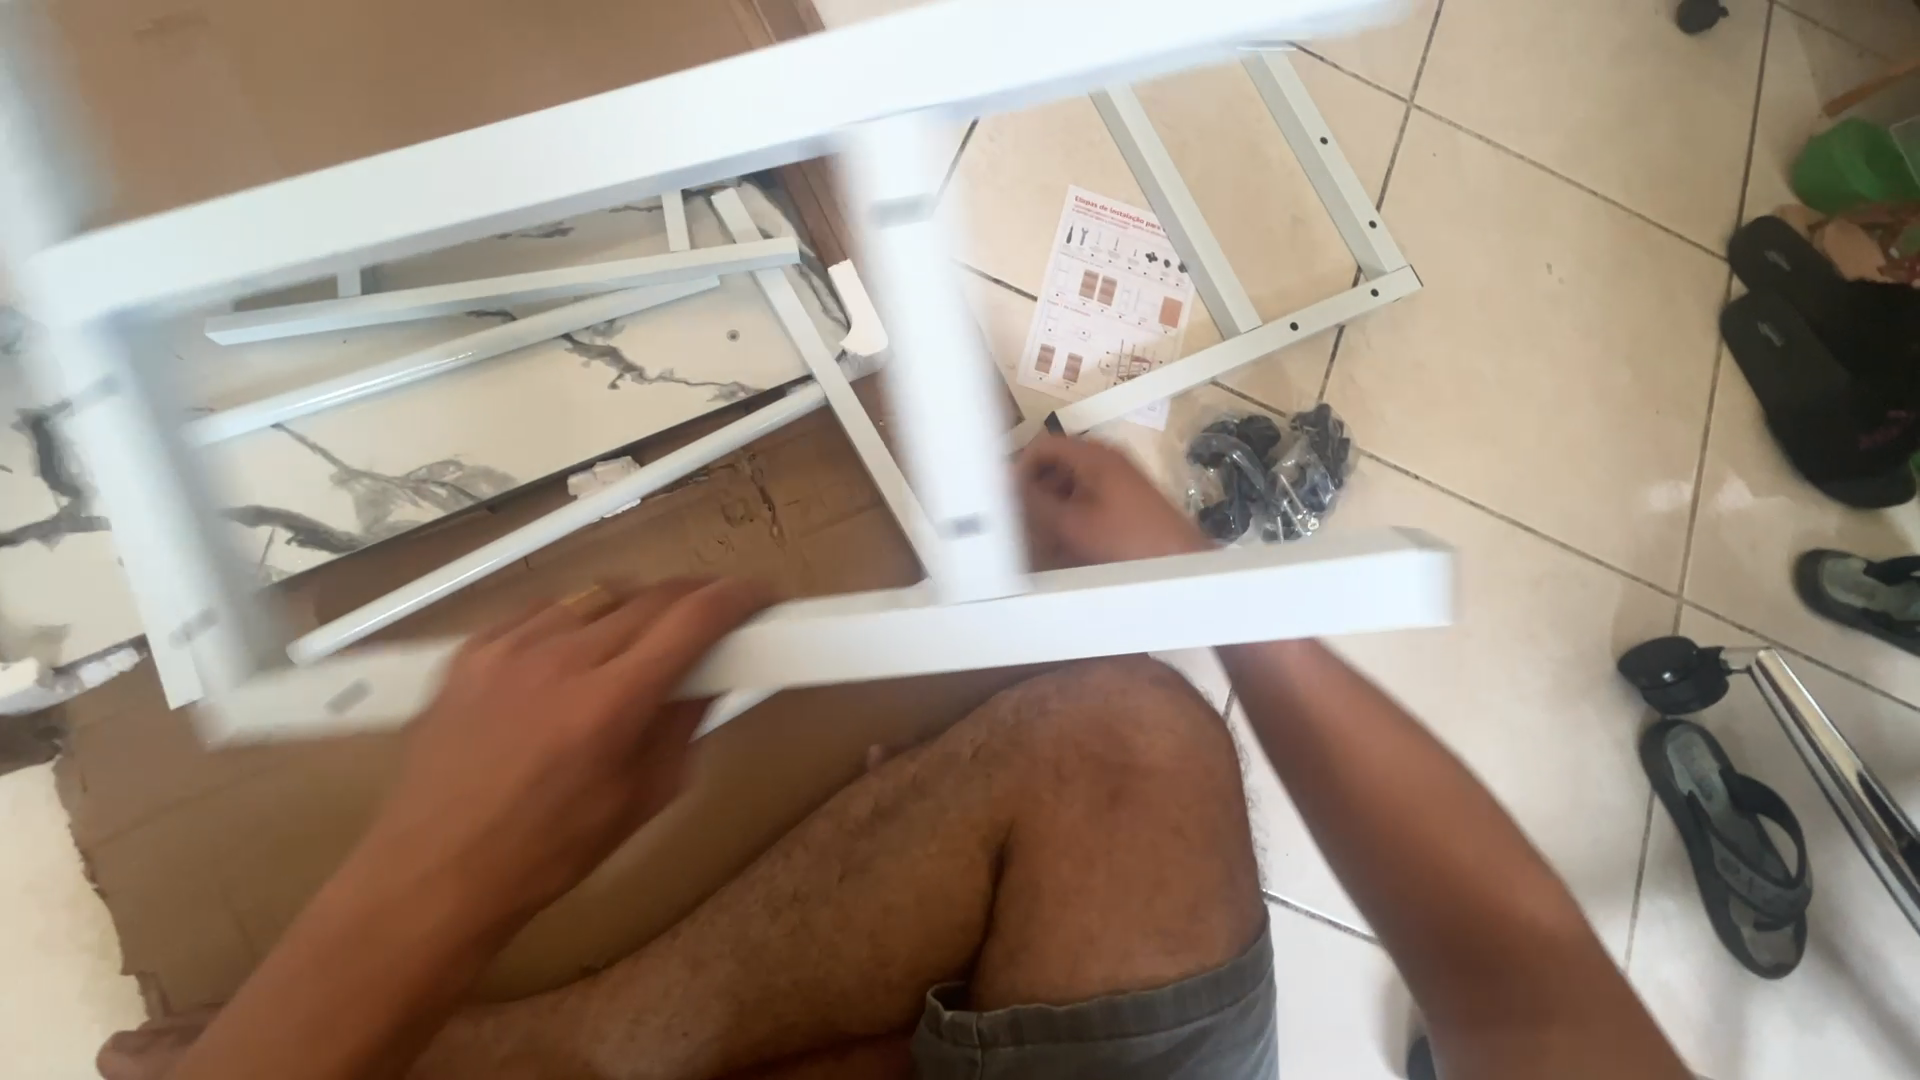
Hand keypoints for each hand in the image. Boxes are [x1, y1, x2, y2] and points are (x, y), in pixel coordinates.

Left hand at [351, 578, 772, 935]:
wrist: (431, 877)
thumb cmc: (551, 850)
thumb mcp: (644, 797)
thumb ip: (683, 723)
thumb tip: (711, 674)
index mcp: (610, 704)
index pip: (693, 619)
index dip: (737, 597)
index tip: (759, 595)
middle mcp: (560, 660)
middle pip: (652, 595)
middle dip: (695, 598)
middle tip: (712, 618)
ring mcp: (508, 649)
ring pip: (601, 593)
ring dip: (638, 606)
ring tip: (644, 638)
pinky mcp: (469, 651)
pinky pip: (545, 610)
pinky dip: (578, 618)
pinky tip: (578, 650)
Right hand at [1017, 434, 1208, 567]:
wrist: (1178, 562)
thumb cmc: (1128, 539)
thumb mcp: (1071, 522)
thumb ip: (1033, 501)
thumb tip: (1004, 485)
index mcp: (1094, 454)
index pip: (1042, 446)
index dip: (1019, 468)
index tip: (1006, 496)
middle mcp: (1106, 459)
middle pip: (1054, 465)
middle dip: (1035, 491)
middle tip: (1022, 520)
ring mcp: (1118, 478)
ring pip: (1068, 484)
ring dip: (1051, 507)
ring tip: (1042, 536)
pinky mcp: (1124, 498)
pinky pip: (1084, 498)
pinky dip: (1069, 515)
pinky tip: (1065, 541)